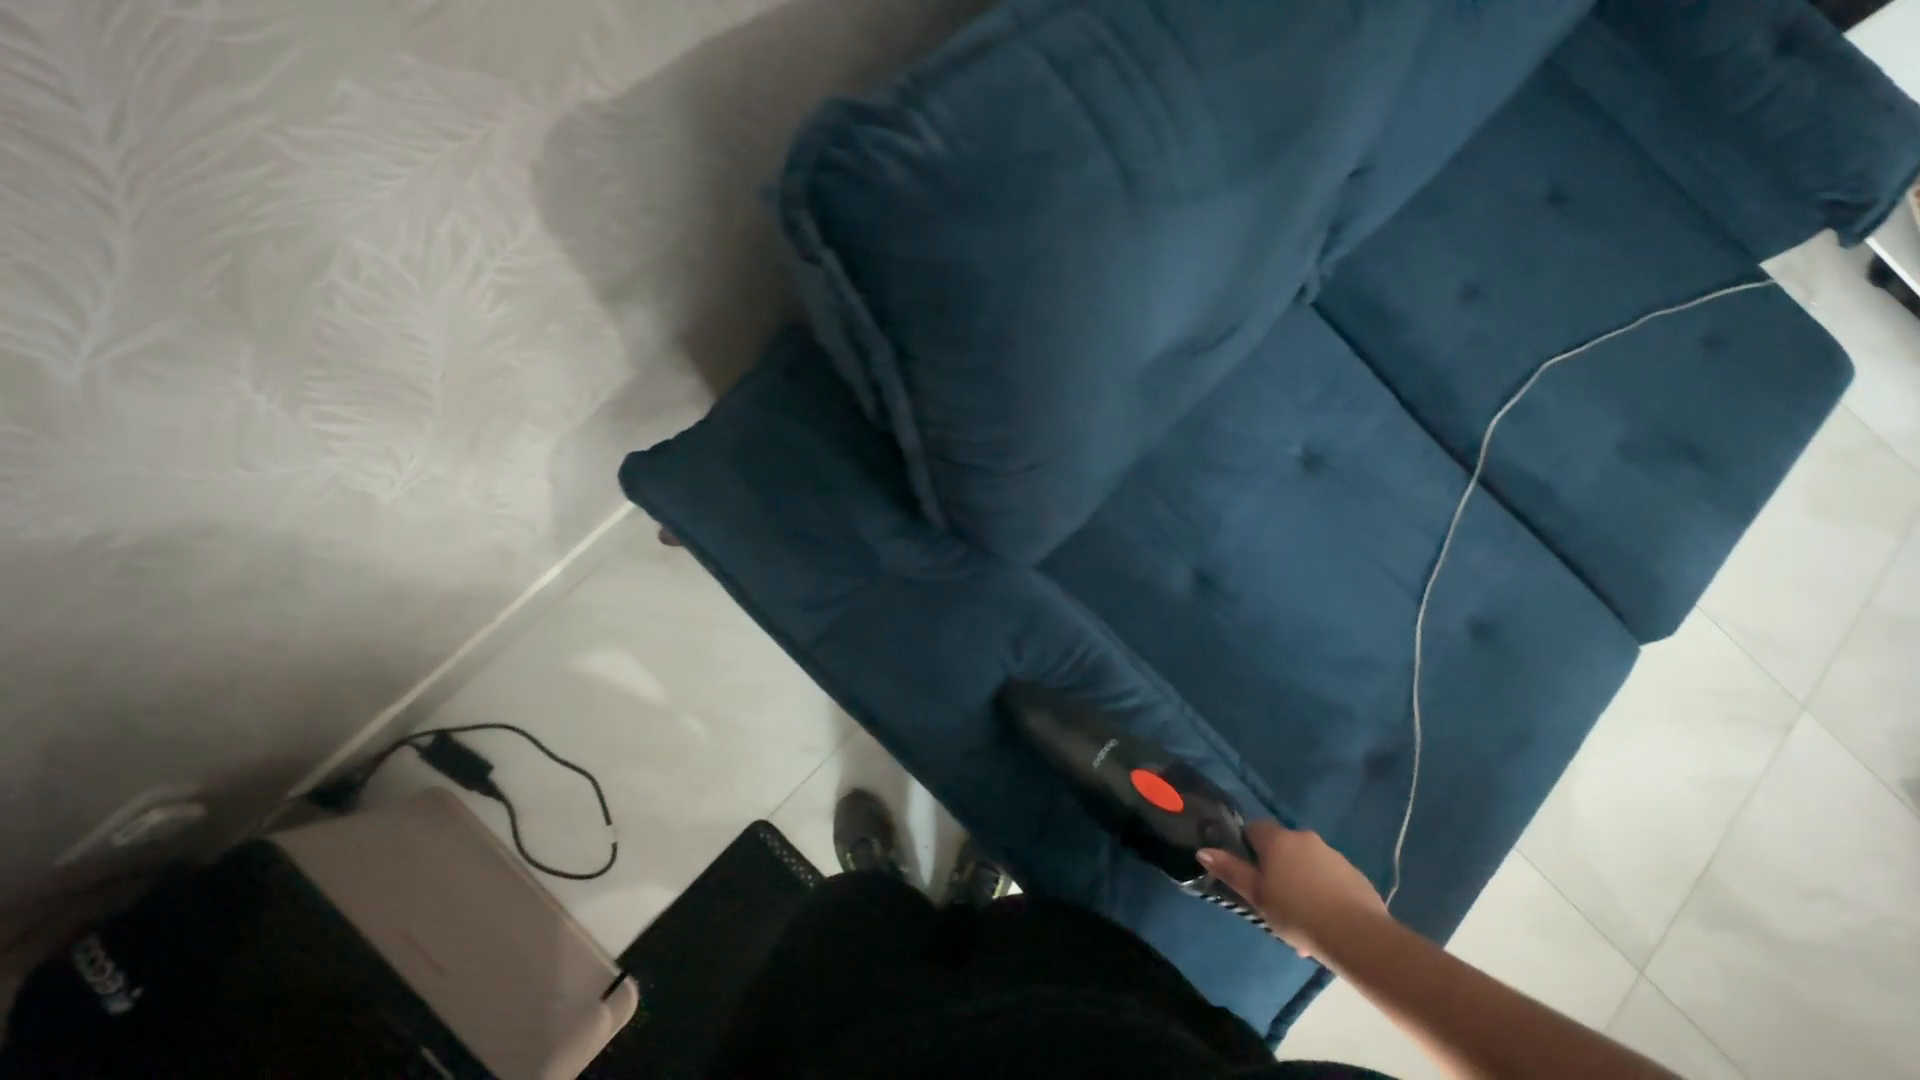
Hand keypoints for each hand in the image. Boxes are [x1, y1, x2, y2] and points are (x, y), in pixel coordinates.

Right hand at [1198, 821, 1388, 958]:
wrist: (1356, 935)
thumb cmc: (1296, 913)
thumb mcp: (1256, 895)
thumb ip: (1230, 871)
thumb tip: (1203, 850)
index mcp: (1279, 840)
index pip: (1254, 829)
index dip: (1247, 849)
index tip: (1249, 875)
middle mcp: (1305, 838)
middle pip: (1282, 848)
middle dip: (1276, 871)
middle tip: (1273, 904)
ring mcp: (1333, 854)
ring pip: (1306, 865)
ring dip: (1299, 884)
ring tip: (1300, 922)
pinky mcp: (1354, 874)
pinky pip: (1329, 879)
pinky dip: (1322, 894)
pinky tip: (1323, 923)